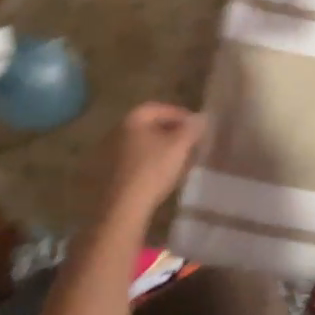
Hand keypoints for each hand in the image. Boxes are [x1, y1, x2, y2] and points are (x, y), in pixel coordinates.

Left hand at [98, 102, 204, 226]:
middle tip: (191, 140)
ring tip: (181, 158)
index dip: (180, 114)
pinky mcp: (112, 172)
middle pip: (151, 125)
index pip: (160, 108)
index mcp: (133, 119)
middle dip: (172, 131)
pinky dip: (152, 160)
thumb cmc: (153, 169)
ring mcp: (113, 152)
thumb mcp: (179, 146)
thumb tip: (201, 117)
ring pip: (144, 143)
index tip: (196, 125)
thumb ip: (192, 128)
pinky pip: (137, 159)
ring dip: (163, 147)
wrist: (124, 206)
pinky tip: (164, 172)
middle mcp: (119, 130)